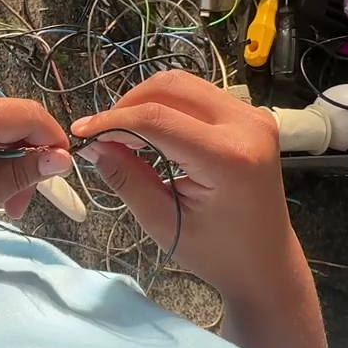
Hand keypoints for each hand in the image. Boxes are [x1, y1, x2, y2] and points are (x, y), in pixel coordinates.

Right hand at [71, 71, 303, 303]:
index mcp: (228, 157)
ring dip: (144, 103)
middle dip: (127, 105)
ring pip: (182, 84)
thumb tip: (91, 146)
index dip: (112, 121)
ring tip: (123, 135)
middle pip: (170, 87)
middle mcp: (245, 125)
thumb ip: (126, 178)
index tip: (81, 132)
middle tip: (103, 135)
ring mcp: (251, 116)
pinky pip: (196, 95)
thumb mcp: (162, 221)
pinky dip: (164, 106)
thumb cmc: (217, 253)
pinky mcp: (248, 116)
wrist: (266, 263)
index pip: (156, 119)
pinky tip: (149, 133)